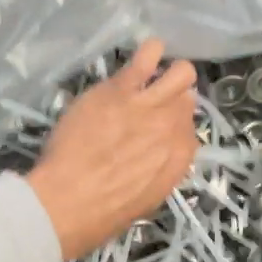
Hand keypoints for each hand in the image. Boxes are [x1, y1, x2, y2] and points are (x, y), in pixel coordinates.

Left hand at [27, 39, 198, 260]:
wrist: (71, 199)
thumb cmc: (104, 210)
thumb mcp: (146, 196)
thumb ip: (159, 168)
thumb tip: (157, 153)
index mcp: (181, 157)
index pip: (190, 128)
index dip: (173, 125)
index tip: (156, 128)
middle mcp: (174, 126)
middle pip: (187, 98)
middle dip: (173, 99)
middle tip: (151, 104)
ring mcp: (150, 103)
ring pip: (181, 73)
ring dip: (169, 74)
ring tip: (149, 78)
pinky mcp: (123, 87)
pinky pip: (148, 55)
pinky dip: (150, 51)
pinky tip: (144, 56)